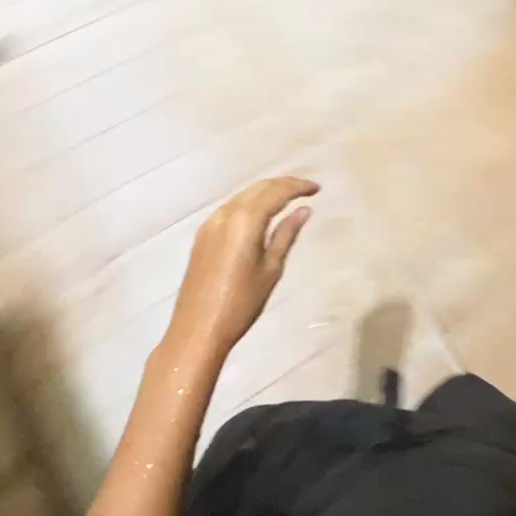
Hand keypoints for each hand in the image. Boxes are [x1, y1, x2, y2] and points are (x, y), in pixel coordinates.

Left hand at [165, 176, 318, 357]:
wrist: (197, 330)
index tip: (317, 188)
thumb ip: (286, 234)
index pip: (275, 192)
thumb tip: (303, 210)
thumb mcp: (271, 269)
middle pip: (257, 188)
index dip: (298, 186)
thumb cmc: (241, 303)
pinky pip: (230, 208)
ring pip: (242, 196)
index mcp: (244, 220)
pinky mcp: (202, 235)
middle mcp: (225, 214)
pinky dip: (250, 203)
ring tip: (288, 198)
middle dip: (283, 184)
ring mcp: (210, 223)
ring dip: (265, 192)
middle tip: (306, 189)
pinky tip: (261, 213)